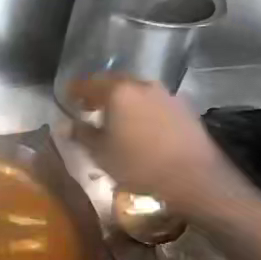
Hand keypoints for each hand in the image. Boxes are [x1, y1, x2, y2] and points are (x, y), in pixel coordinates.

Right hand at [71, 79, 250, 218]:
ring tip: (117, 117)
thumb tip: (66, 125)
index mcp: (118, 92)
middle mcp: (142, 85)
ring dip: (124, 99)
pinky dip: (143, 108)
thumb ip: (82, 135)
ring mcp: (166, 94)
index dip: (75, 90)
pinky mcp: (184, 107)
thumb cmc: (140, 166)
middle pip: (115, 82)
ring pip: (137, 90)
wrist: (194, 177)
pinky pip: (155, 102)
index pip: (89, 83)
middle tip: (90, 106)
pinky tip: (142, 125)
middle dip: (100, 92)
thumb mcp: (103, 154)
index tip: (68, 98)